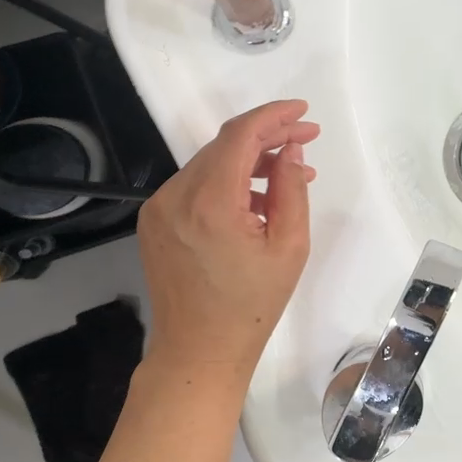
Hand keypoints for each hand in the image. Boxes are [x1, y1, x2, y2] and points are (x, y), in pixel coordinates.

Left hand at [137, 100, 319, 372]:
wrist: (199, 349)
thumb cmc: (253, 304)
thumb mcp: (290, 246)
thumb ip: (291, 189)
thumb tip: (290, 151)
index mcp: (210, 203)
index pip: (240, 136)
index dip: (274, 116)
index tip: (303, 112)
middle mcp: (175, 196)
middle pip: (224, 145)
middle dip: (267, 136)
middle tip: (307, 139)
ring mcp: (158, 209)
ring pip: (209, 163)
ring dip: (249, 159)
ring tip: (290, 171)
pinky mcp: (154, 222)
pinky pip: (195, 185)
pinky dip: (228, 180)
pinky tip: (257, 197)